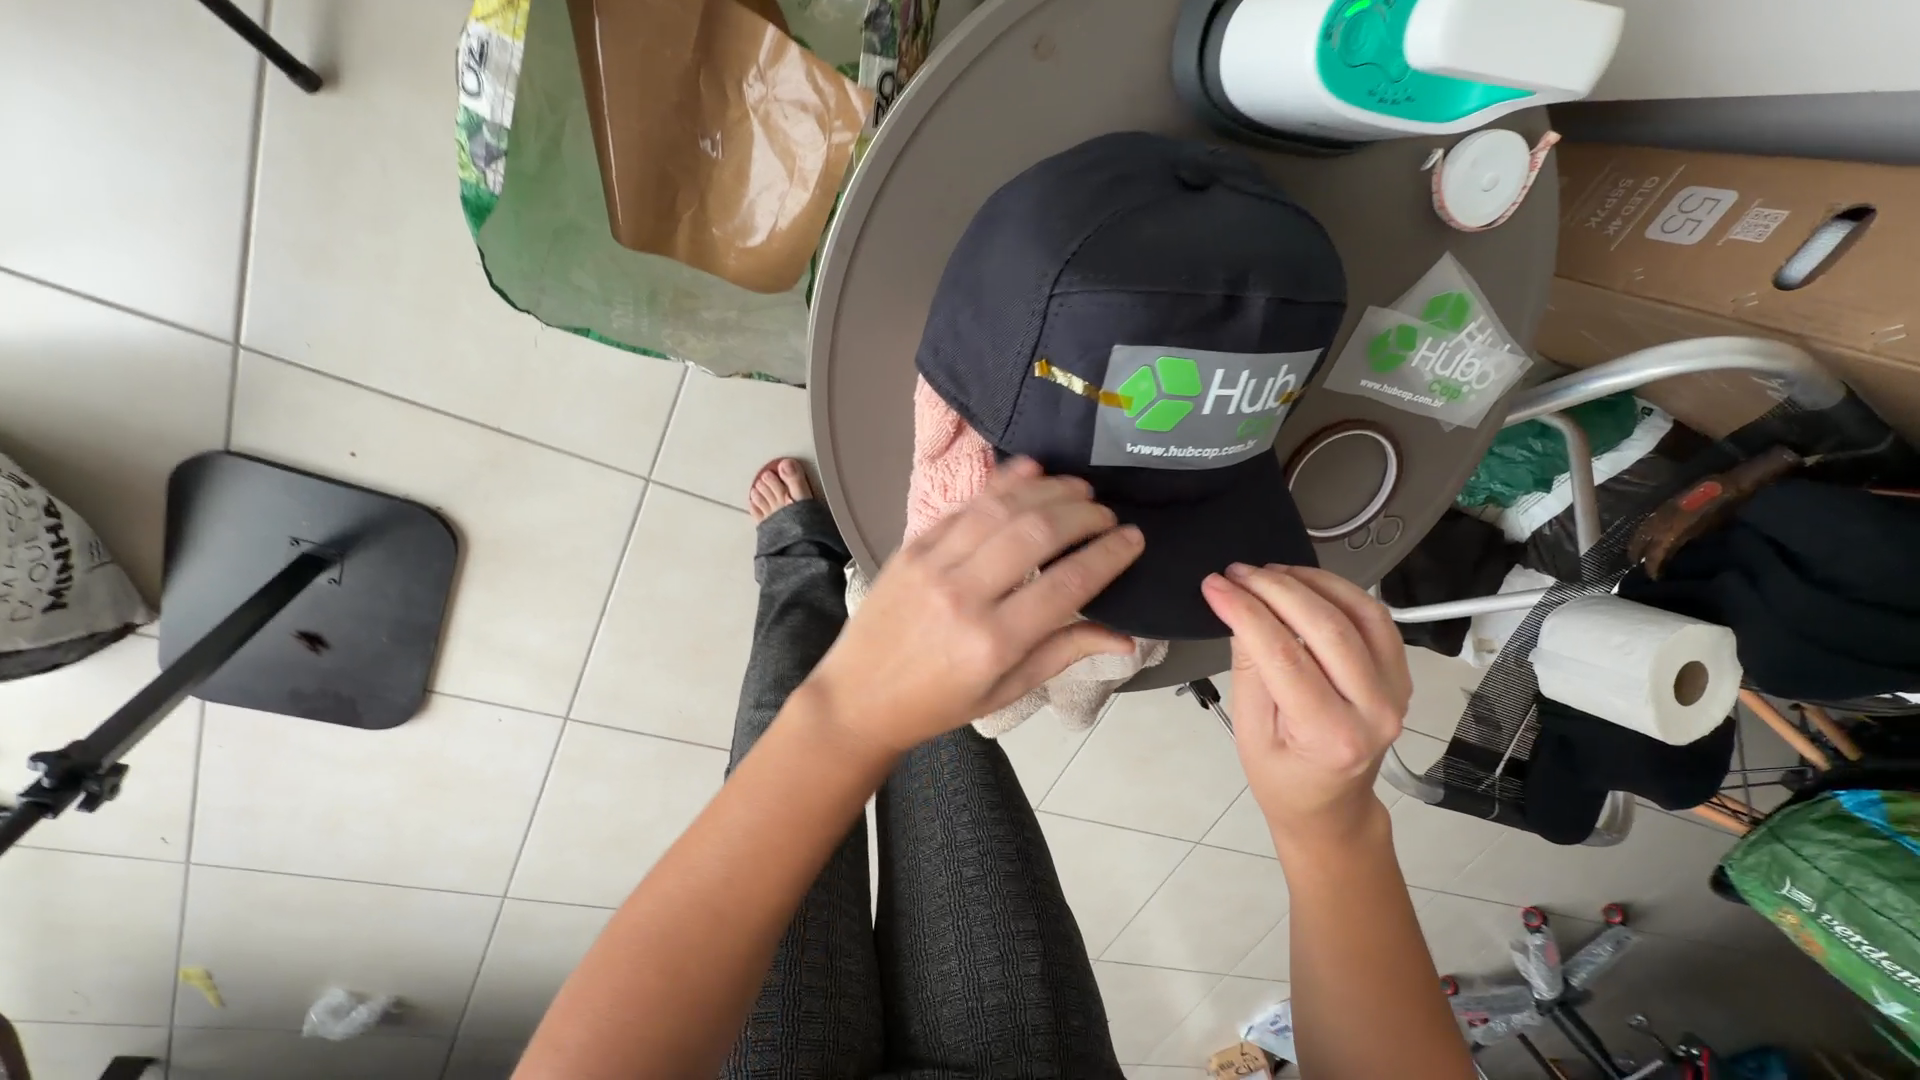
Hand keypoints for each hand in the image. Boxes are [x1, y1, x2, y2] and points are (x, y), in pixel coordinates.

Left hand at [805, 458, 1145, 754]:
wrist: (856, 697)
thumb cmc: (936, 704)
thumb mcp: (1005, 692)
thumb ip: (1063, 654)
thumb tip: (1126, 638)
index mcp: (994, 641)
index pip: (1068, 583)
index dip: (1109, 555)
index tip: (1134, 539)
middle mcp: (964, 595)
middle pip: (1038, 533)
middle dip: (1084, 516)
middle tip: (1108, 514)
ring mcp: (933, 565)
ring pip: (1001, 509)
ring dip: (1047, 491)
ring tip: (1080, 489)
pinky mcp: (911, 547)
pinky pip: (964, 507)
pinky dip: (1000, 484)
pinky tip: (1030, 471)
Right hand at [1201, 563, 1411, 847]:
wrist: (1330, 807)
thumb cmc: (1281, 777)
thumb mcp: (1249, 730)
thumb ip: (1249, 668)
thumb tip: (1238, 608)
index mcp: (1329, 735)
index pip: (1284, 655)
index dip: (1245, 611)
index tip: (1214, 586)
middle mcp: (1374, 710)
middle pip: (1326, 627)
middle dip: (1274, 588)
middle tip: (1236, 572)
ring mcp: (1396, 690)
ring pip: (1359, 612)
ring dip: (1310, 581)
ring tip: (1267, 571)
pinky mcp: (1400, 673)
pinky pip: (1376, 618)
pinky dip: (1339, 590)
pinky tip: (1304, 583)